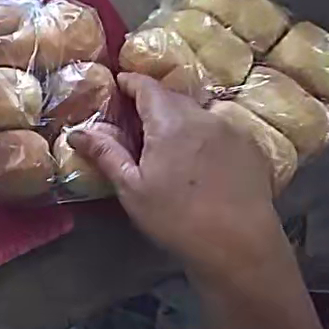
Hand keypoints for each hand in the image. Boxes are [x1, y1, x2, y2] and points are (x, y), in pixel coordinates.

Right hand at [71, 74, 286, 277]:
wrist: (239, 246)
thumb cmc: (176, 218)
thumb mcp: (131, 188)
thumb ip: (106, 154)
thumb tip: (77, 133)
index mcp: (170, 122)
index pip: (147, 86)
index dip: (129, 82)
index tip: (116, 84)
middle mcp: (204, 116)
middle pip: (173, 97)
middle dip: (151, 102)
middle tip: (132, 120)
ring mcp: (233, 130)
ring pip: (198, 113)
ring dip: (177, 120)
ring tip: (163, 143)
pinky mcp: (251, 148)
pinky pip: (219, 130)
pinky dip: (201, 135)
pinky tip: (195, 163)